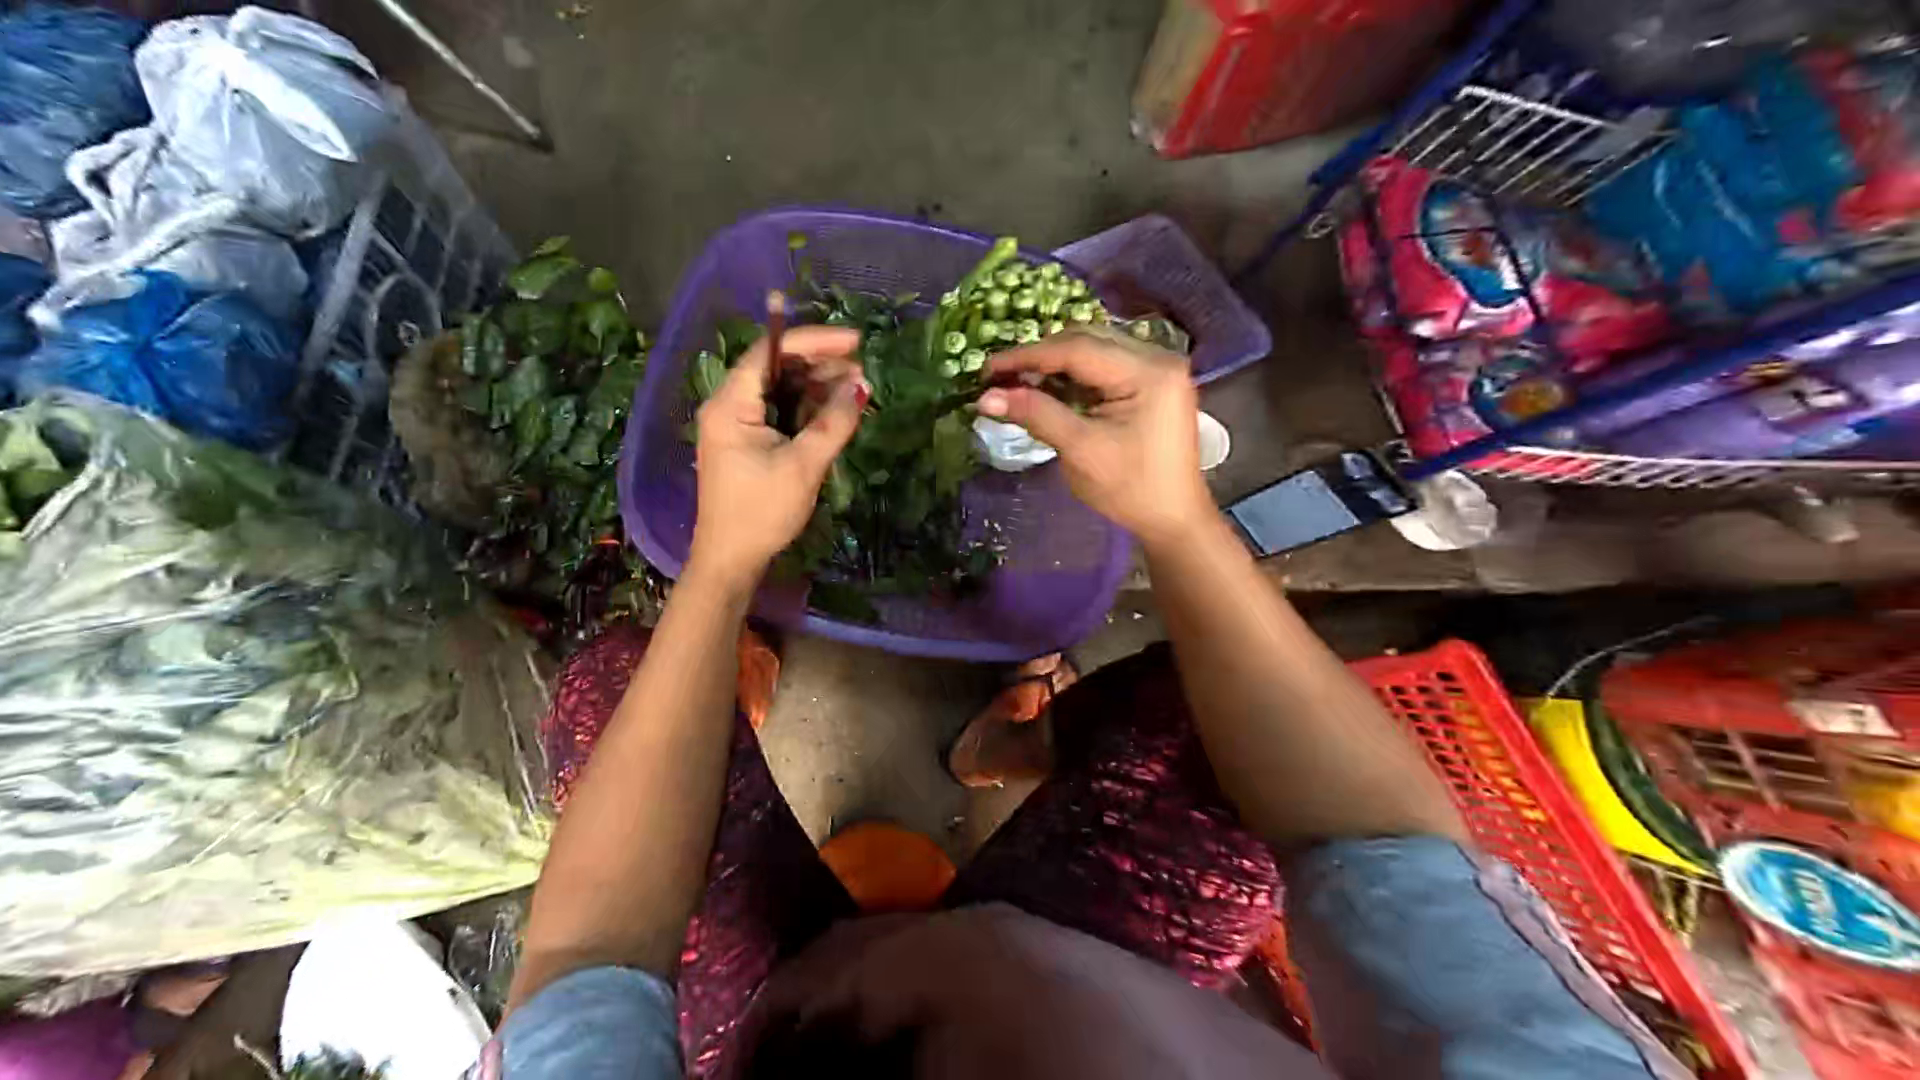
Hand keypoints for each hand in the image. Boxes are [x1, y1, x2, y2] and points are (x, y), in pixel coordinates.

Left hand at [689, 325, 867, 586]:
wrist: (730, 561)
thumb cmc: (761, 513)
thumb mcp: (803, 466)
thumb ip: (834, 423)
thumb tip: (862, 387)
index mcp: (731, 404)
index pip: (772, 352)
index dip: (814, 341)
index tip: (854, 342)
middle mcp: (729, 406)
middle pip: (777, 368)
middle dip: (820, 365)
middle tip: (862, 371)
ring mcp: (738, 425)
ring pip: (781, 390)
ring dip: (817, 387)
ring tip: (857, 390)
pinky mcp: (748, 443)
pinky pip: (780, 413)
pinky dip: (808, 409)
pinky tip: (837, 411)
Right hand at [978, 329, 1211, 546]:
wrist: (1174, 519)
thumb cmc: (1131, 489)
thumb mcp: (1080, 451)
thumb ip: (1036, 415)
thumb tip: (986, 397)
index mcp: (1147, 372)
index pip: (1077, 349)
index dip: (1027, 356)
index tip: (988, 368)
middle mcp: (1157, 358)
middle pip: (1086, 341)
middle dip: (1039, 357)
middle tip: (999, 376)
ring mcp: (1157, 369)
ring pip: (1093, 351)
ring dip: (1054, 365)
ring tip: (1018, 383)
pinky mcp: (1151, 384)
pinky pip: (1104, 367)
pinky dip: (1073, 376)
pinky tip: (1048, 390)